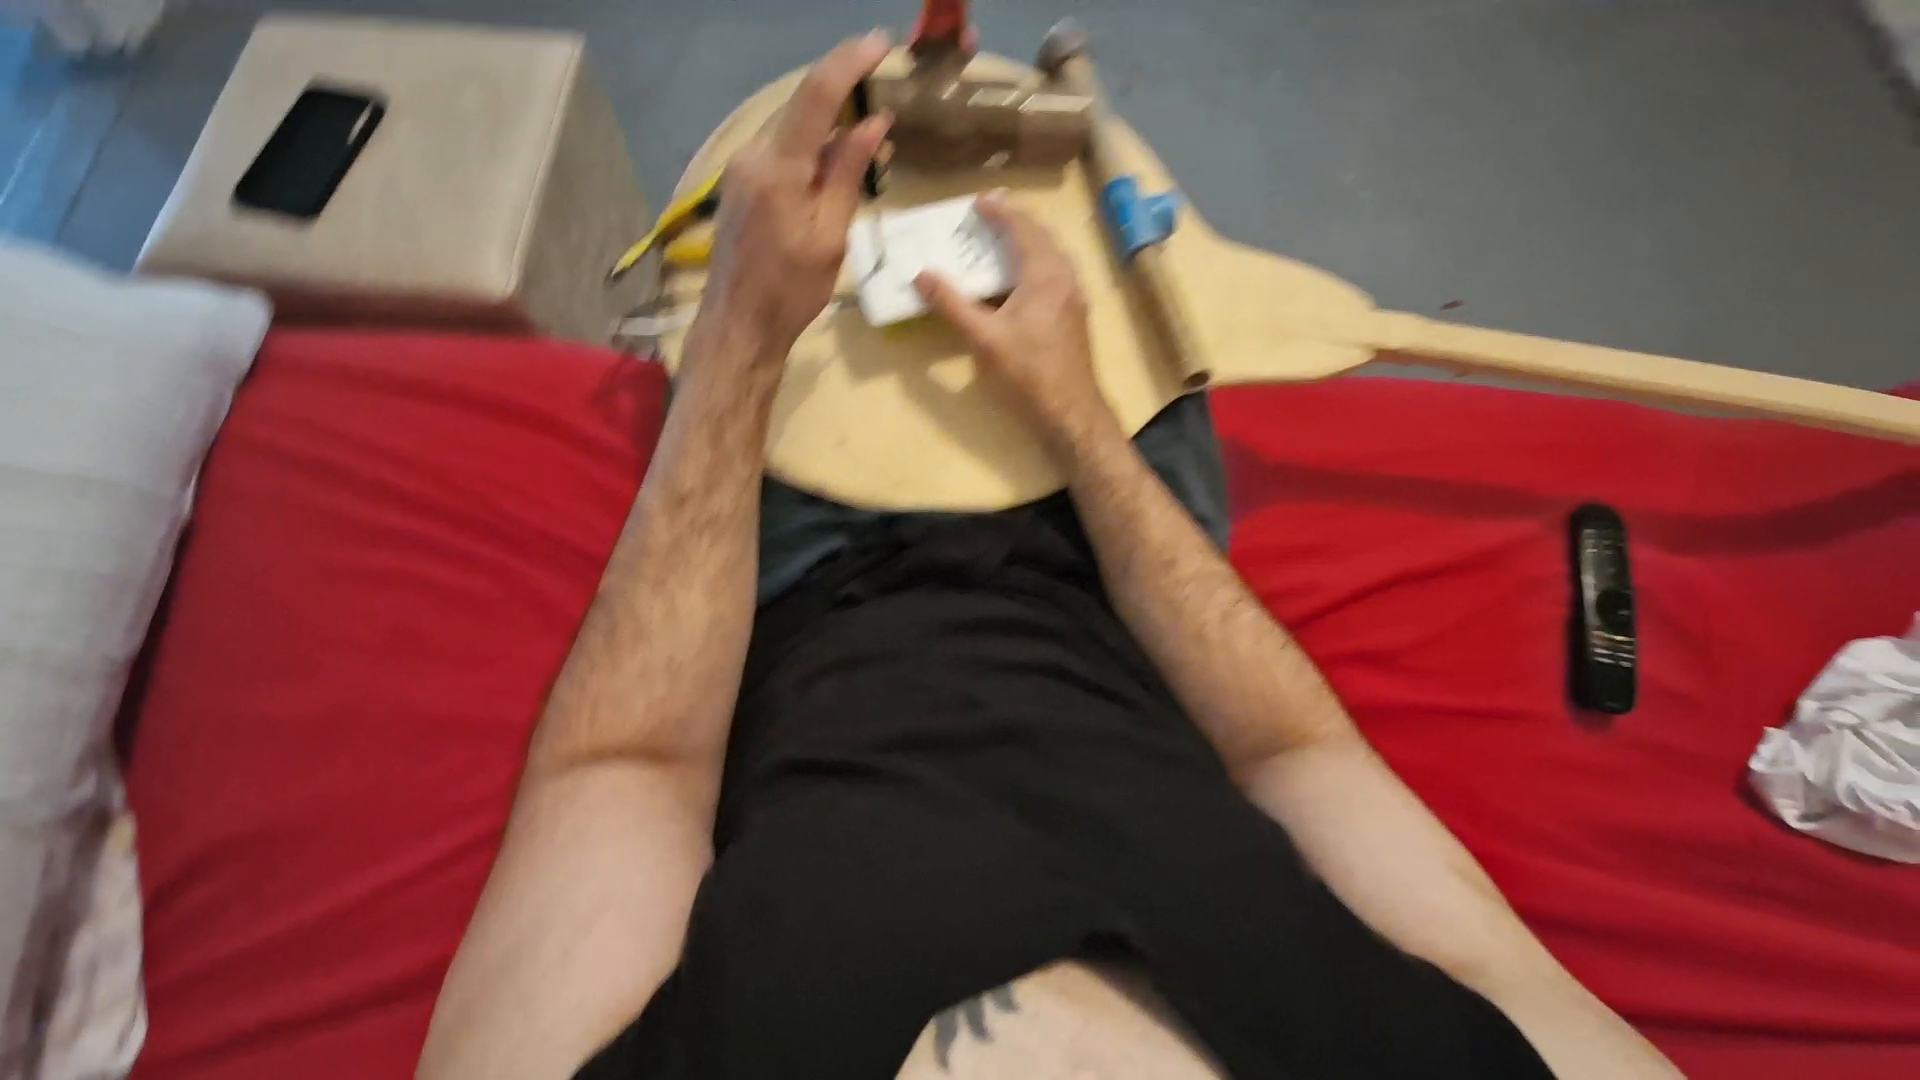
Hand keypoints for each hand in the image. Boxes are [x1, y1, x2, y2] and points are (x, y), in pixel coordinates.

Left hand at [700, 32, 893, 352]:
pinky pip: (779, 156)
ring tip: (866, 153)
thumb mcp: (830, 236)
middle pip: (802, 112)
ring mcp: (741, 171)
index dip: (849, 63)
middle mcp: (752, 157)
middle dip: (843, 104)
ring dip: (828, 136)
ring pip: (791, 135)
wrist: (738, 326)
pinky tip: (831, 176)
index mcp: (778, 168)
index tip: (881, 44)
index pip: (816, 96)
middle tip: (883, 117)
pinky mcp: (740, 188)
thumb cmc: (791, 292)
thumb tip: (872, 124)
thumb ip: (847, 175)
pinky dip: (809, 157)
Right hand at [914, 192, 1113, 446]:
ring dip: (1028, 241)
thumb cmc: (1028, 372)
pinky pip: (1056, 272)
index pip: (1022, 228)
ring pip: (1052, 254)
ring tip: (1003, 239)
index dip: (1000, 212)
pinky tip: (1020, 278)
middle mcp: (1065, 276)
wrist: (1071, 410)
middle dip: (1015, 221)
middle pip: (1042, 235)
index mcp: (1044, 274)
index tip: (978, 202)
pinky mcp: (1075, 313)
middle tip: (989, 214)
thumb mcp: (984, 339)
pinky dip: (1036, 262)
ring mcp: (1074, 295)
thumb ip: (952, 304)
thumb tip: (921, 275)